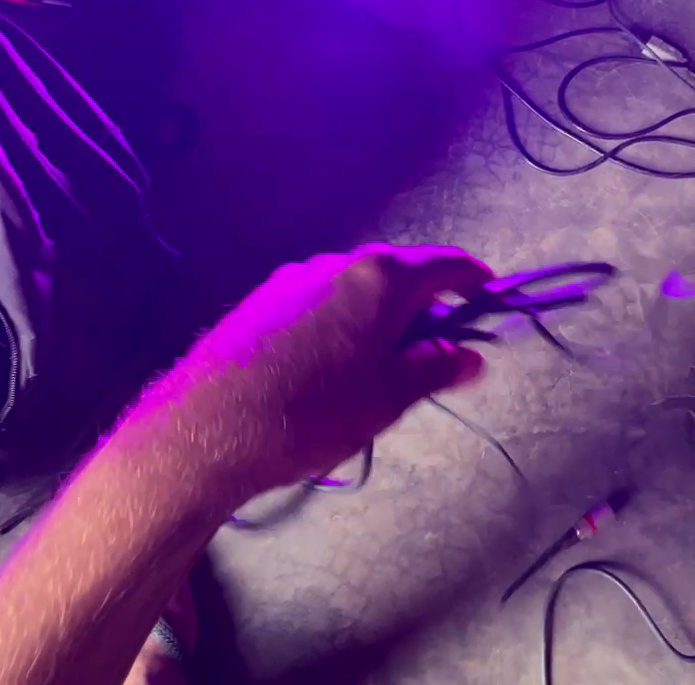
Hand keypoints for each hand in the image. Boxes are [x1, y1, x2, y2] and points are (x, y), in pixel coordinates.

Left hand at [136, 244, 493, 503]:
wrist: (204, 430)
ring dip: (383, 315)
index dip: (474, 279)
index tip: (490, 295)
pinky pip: (324, 298)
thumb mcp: (387, 397)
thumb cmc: (313, 412)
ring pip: (360, 288)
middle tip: (435, 351)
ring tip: (379, 366)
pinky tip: (329, 365)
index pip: (445, 264)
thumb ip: (434, 368)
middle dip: (426, 306)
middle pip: (402, 273)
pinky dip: (345, 319)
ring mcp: (298, 276)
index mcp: (381, 277)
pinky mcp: (265, 297)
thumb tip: (472, 357)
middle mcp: (341, 262)